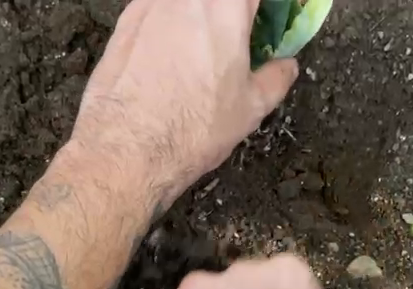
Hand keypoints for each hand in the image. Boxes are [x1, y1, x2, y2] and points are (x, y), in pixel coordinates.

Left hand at [71, 0, 298, 204]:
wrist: (128, 149)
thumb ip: (275, 79)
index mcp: (227, 4)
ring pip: (186, 6)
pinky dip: (170, 26)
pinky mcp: (125, 20)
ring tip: (201, 56)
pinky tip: (171, 61)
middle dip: (232, 16)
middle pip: (219, 0)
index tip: (268, 23)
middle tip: (238, 40)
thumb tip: (286, 67)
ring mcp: (152, 2)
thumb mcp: (249, 110)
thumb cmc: (192, 129)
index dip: (264, 10)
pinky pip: (157, 11)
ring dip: (198, 22)